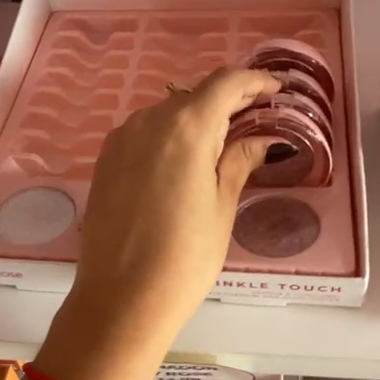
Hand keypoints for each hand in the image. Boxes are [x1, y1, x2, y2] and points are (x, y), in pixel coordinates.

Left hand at [63, 68, 280, 349]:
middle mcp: (148, 121)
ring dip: (194, 121)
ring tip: (219, 147)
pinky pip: (143, 135)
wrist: (121, 297)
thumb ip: (240, 161)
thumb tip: (264, 140)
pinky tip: (181, 164)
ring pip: (166, 115)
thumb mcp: (222, 206)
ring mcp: (120, 139)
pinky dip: (167, 138)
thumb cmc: (185, 255)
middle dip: (225, 104)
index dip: (253, 81)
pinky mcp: (104, 161)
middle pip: (194, 97)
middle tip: (253, 122)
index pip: (224, 83)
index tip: (274, 90)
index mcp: (186, 127)